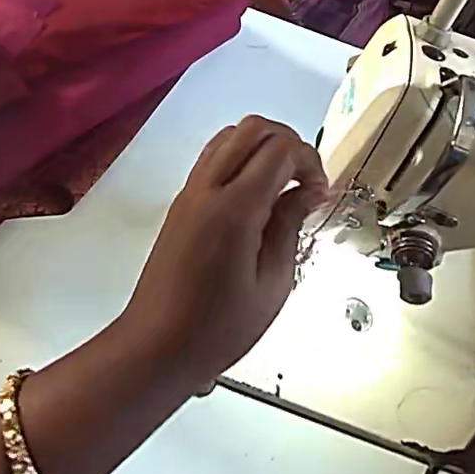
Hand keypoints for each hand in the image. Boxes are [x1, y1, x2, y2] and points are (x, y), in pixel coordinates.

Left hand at [116, 116, 330, 394]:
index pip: (279, 149)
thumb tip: (307, 192)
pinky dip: (240, 156)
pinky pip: (214, 155)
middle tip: (305, 178)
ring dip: (262, 145)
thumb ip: (290, 226)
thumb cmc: (217, 329)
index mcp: (234, 208)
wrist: (155, 346)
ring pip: (230, 134)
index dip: (309, 160)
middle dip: (288, 141)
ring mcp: (190, 190)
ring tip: (283, 183)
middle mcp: (208, 188)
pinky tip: (256, 192)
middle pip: (253, 127)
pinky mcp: (181, 199)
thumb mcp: (272, 284)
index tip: (320, 191)